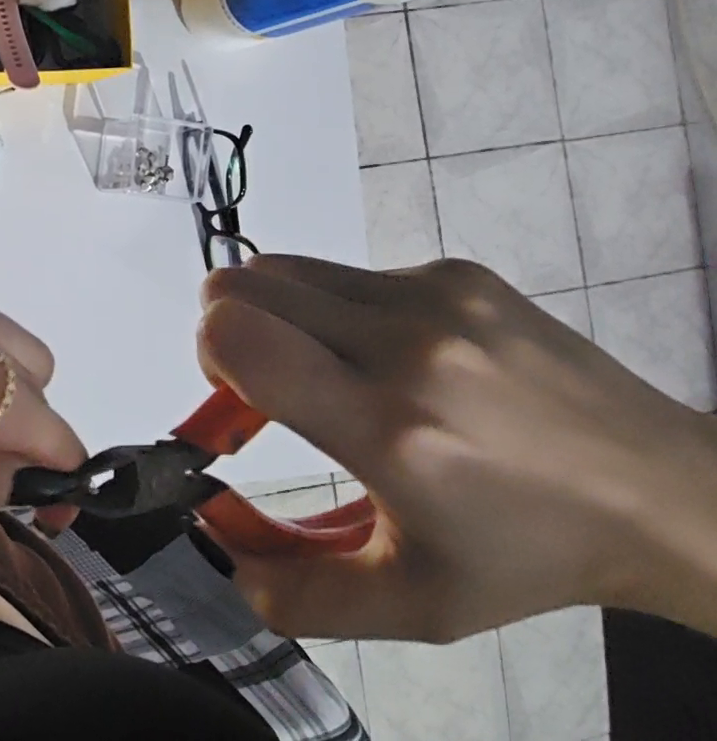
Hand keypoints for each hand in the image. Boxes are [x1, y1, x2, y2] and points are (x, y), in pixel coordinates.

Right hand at [199, 255, 716, 640]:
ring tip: (322, 366)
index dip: (208, 360)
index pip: (235, 337)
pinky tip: (388, 357)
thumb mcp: (406, 604)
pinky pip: (338, 272)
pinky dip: (330, 308)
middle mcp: (406, 348)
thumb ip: (287, 589)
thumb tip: (206, 540)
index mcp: (389, 431)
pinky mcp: (457, 275)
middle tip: (268, 385)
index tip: (236, 402)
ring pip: (277, 269)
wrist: (676, 498)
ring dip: (271, 315)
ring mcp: (435, 300)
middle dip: (226, 332)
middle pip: (237, 287)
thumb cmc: (530, 556)